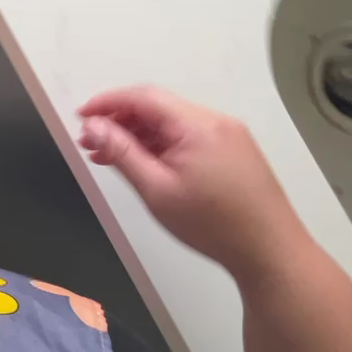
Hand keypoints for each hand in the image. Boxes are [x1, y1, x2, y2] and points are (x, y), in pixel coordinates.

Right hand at [77, 86, 309, 283]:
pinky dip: (158, 144)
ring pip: (170, 122)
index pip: (143, 97)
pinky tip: (141, 163)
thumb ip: (121, 152)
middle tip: (89, 142)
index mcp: (198, 125)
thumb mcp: (156, 189)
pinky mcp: (233, 152)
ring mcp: (228, 136)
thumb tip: (92, 126)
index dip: (106, 102)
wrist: (272, 255)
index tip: (79, 118)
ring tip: (107, 156)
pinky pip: (186, 136)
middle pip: (156, 106)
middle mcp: (215, 122)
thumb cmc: (211, 224)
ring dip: (137, 133)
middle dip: (118, 119)